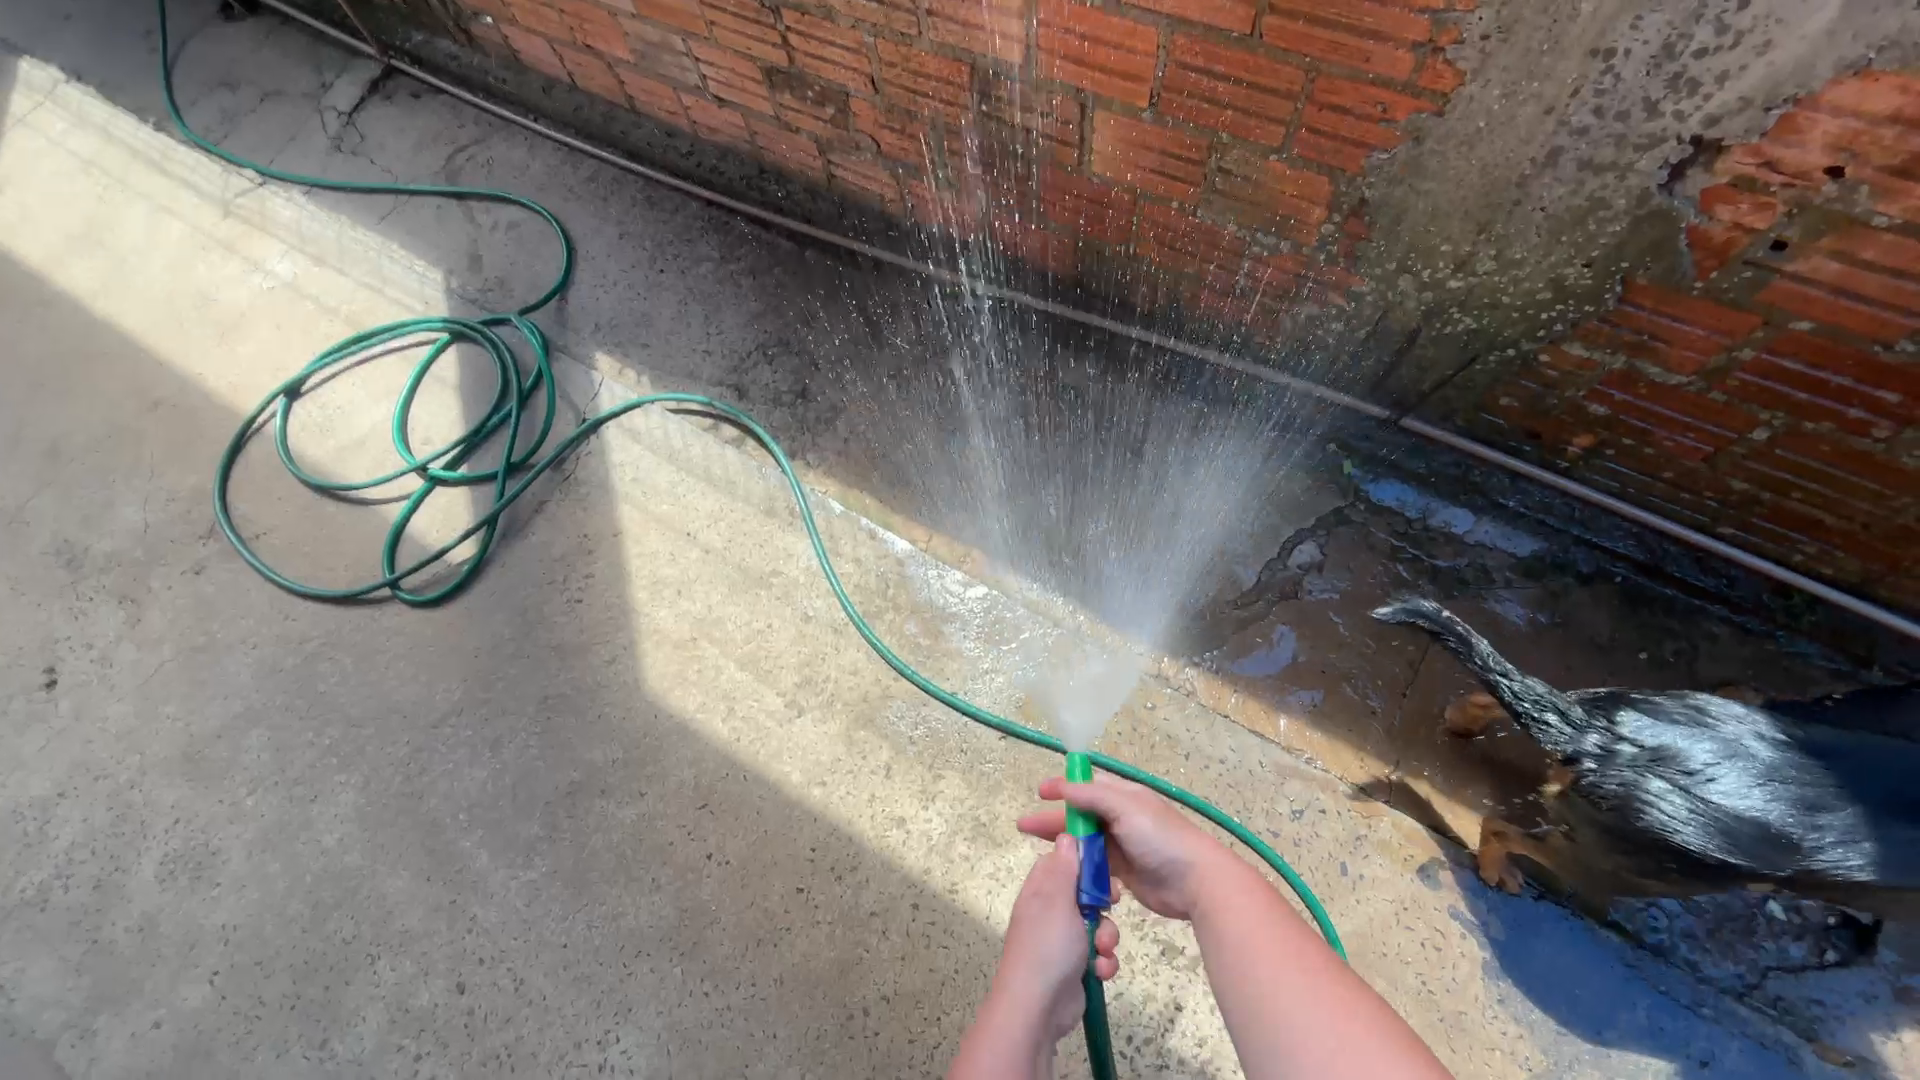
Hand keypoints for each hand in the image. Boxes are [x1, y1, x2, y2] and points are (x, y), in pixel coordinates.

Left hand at [994, 835, 1120, 1043]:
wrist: (1038, 1007)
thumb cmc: (1047, 946)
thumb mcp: (1057, 899)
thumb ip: (1065, 867)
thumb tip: (1066, 835)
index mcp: (1041, 890)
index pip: (1064, 862)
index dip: (1085, 862)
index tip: (1104, 867)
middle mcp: (1050, 911)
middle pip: (1085, 893)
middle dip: (1103, 904)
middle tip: (1112, 905)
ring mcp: (1063, 940)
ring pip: (1097, 925)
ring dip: (1106, 937)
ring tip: (1102, 949)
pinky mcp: (1076, 966)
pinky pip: (1098, 954)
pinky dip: (1103, 961)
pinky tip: (1100, 971)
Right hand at [1018, 773, 1235, 921]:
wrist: (1195, 881)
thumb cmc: (1160, 838)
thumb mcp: (1125, 808)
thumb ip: (1091, 796)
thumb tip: (1061, 786)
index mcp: (1123, 796)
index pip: (1087, 785)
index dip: (1063, 787)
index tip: (1039, 793)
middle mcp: (1121, 817)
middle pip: (1080, 815)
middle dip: (1053, 818)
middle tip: (1024, 826)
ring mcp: (1122, 845)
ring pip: (1084, 840)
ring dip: (1062, 842)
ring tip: (1037, 849)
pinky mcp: (1123, 872)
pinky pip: (1093, 864)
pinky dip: (1078, 864)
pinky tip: (1062, 870)